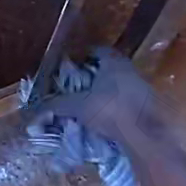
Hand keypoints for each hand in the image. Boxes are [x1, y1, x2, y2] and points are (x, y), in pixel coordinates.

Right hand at [42, 49, 174, 154]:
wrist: (144, 134)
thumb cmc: (110, 110)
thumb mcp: (79, 106)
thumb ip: (59, 104)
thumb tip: (38, 106)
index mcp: (114, 62)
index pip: (97, 50)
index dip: (83, 56)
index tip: (72, 65)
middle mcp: (129, 69)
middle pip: (108, 67)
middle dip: (93, 75)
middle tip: (77, 85)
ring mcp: (141, 86)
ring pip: (118, 84)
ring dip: (105, 91)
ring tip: (89, 103)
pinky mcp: (147, 104)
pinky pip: (126, 99)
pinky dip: (115, 104)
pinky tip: (105, 117)